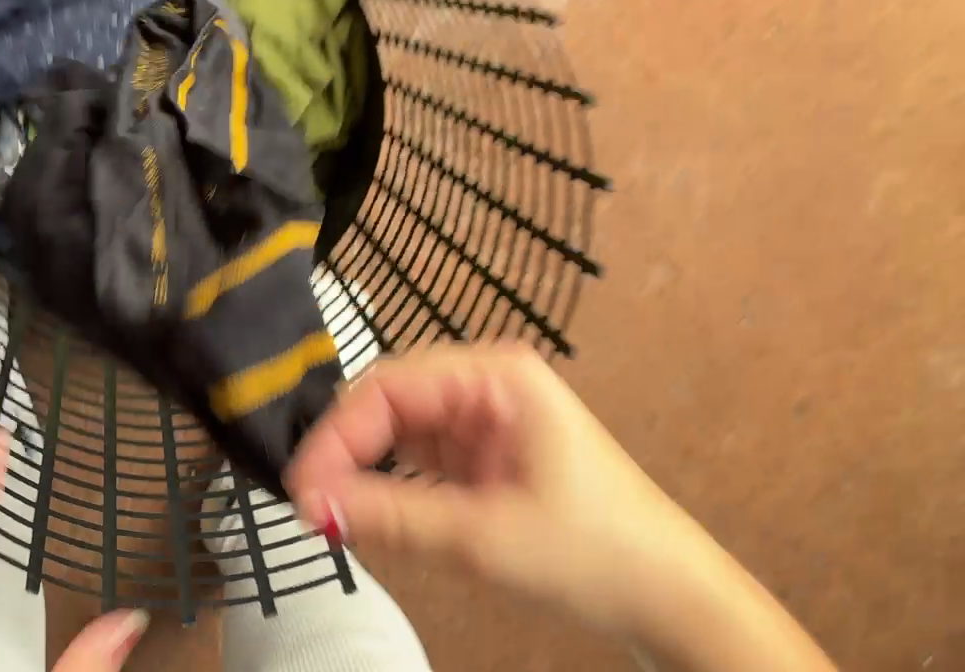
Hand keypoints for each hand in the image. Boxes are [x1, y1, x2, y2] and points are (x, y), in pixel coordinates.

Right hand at [284, 345, 835, 670]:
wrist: (680, 606)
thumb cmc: (601, 556)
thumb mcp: (484, 537)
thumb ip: (389, 516)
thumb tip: (311, 507)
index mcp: (493, 376)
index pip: (386, 387)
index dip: (338, 435)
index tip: (303, 485)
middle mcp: (481, 383)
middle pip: (385, 402)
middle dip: (346, 450)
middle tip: (311, 499)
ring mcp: (479, 415)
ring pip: (393, 428)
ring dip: (361, 465)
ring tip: (331, 505)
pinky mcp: (477, 450)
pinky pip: (412, 453)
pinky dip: (384, 478)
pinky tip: (366, 504)